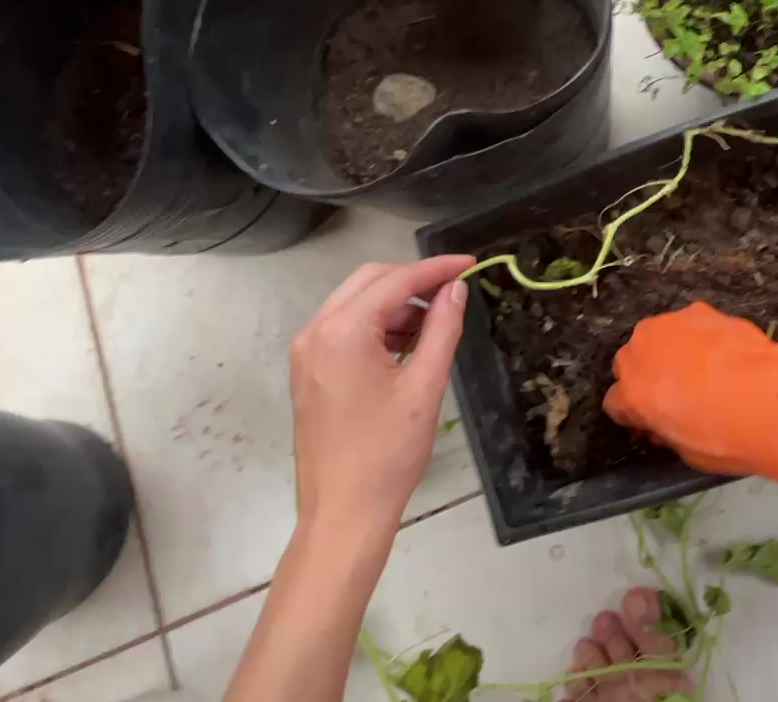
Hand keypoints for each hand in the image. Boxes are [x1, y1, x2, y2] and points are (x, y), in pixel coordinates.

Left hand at [288, 256, 473, 533]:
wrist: (343, 513)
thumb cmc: (388, 452)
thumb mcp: (425, 385)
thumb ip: (443, 328)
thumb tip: (457, 289)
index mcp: (342, 332)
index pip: (396, 281)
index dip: (437, 269)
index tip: (471, 263)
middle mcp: (315, 331)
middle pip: (370, 281)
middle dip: (414, 279)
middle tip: (455, 289)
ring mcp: (306, 351)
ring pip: (356, 301)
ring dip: (396, 302)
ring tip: (436, 322)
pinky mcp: (308, 370)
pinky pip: (345, 327)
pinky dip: (378, 324)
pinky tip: (408, 343)